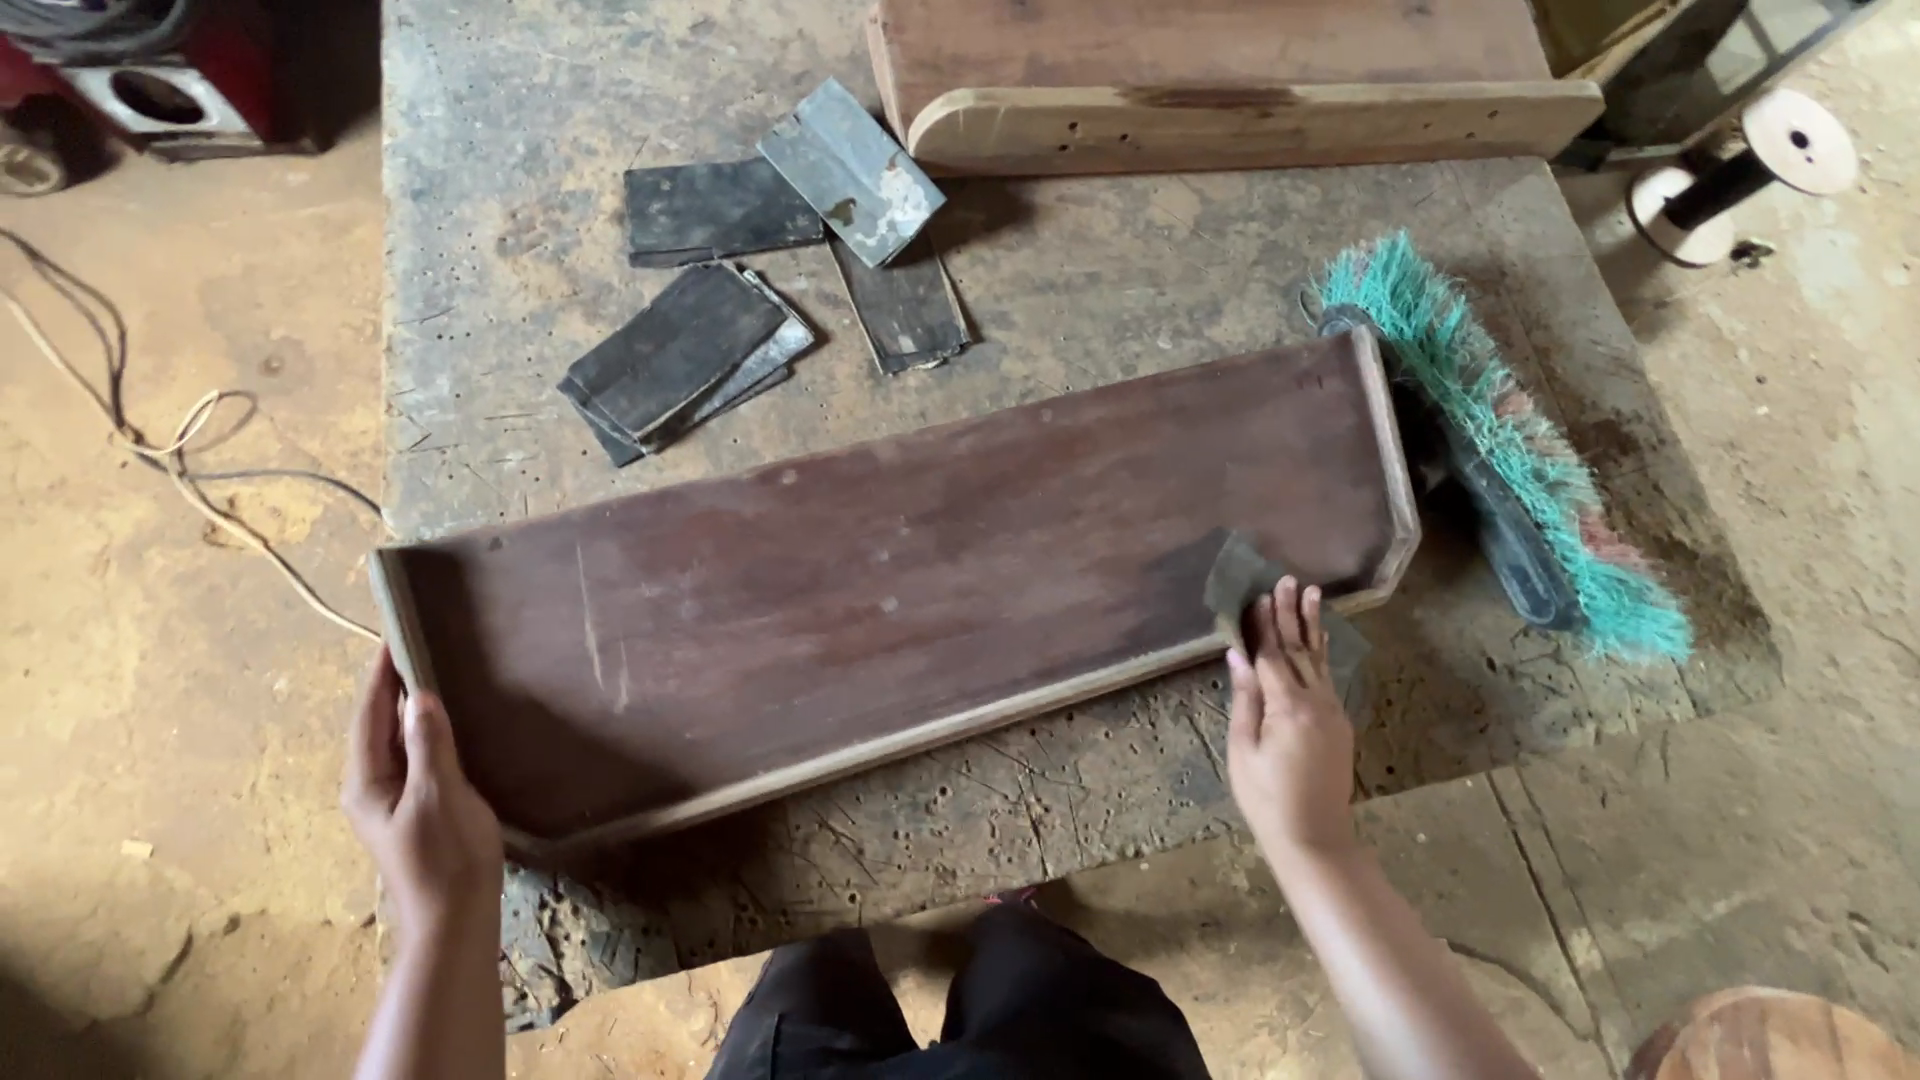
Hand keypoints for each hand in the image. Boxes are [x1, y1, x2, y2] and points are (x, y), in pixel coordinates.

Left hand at [342, 646, 503, 949]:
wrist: (455, 913)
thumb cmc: (444, 856)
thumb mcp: (438, 797)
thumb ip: (429, 746)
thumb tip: (419, 696)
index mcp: (367, 783)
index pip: (370, 717)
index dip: (380, 678)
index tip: (392, 638)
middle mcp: (372, 787)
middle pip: (376, 726)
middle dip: (389, 686)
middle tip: (412, 646)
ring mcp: (394, 797)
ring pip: (395, 740)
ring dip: (406, 707)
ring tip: (428, 672)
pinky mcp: (419, 804)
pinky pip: (415, 753)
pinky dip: (424, 728)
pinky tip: (444, 720)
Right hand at [1225, 577, 1356, 862]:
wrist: (1313, 835)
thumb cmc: (1265, 796)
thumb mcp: (1242, 748)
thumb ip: (1245, 699)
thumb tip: (1238, 655)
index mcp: (1287, 708)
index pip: (1272, 654)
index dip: (1264, 624)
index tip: (1260, 594)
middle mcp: (1316, 703)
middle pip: (1299, 649)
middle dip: (1291, 613)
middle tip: (1288, 580)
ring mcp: (1333, 712)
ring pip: (1319, 660)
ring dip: (1313, 626)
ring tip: (1313, 595)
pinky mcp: (1340, 723)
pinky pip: (1328, 678)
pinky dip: (1321, 653)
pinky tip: (1320, 640)